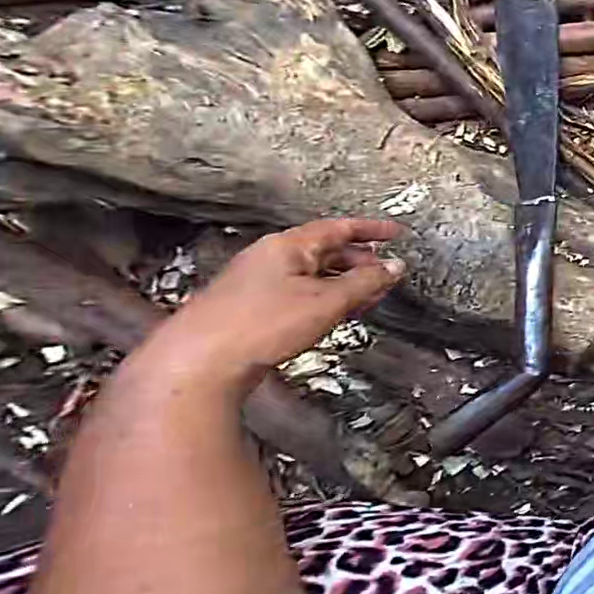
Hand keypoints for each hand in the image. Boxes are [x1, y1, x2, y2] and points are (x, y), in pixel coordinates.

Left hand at [120, 219, 406, 396]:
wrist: (197, 365)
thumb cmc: (263, 324)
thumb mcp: (326, 301)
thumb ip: (365, 283)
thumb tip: (395, 267)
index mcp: (288, 245)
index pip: (339, 228)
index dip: (372, 231)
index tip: (397, 234)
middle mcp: (271, 257)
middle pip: (326, 251)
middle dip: (361, 262)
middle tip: (388, 275)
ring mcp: (258, 282)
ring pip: (313, 273)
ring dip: (345, 283)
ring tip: (370, 297)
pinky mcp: (251, 307)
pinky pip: (299, 292)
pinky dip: (325, 297)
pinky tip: (336, 313)